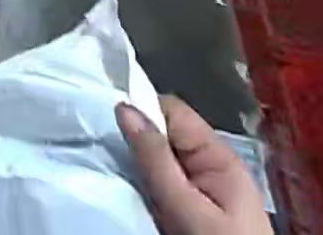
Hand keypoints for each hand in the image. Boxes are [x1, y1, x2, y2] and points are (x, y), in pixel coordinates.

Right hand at [117, 97, 269, 234]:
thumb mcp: (187, 211)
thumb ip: (156, 159)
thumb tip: (123, 106)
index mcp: (217, 156)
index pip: (172, 110)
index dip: (141, 110)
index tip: (108, 123)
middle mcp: (212, 167)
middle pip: (165, 135)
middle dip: (137, 142)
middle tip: (105, 153)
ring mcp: (205, 193)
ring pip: (160, 162)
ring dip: (138, 168)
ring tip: (112, 172)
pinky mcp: (197, 216)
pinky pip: (164, 188)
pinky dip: (146, 190)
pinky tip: (130, 196)